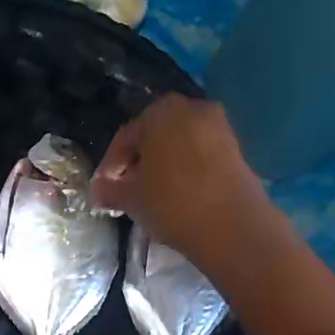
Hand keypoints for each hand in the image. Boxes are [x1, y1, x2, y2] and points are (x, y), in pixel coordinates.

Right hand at [93, 94, 276, 262]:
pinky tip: (179, 195)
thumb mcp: (133, 200)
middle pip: (155, 136)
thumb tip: (98, 193)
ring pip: (179, 145)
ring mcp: (218, 127)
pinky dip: (186, 170)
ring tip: (153, 196)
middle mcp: (191, 109)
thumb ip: (111, 192)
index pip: (126, 137)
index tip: (104, 190)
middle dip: (139, 162)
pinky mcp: (236, 149)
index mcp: (160, 112)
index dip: (111, 166)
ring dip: (163, 166)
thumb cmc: (172, 204)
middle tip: (128, 191)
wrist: (232, 225)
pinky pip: (200, 155)